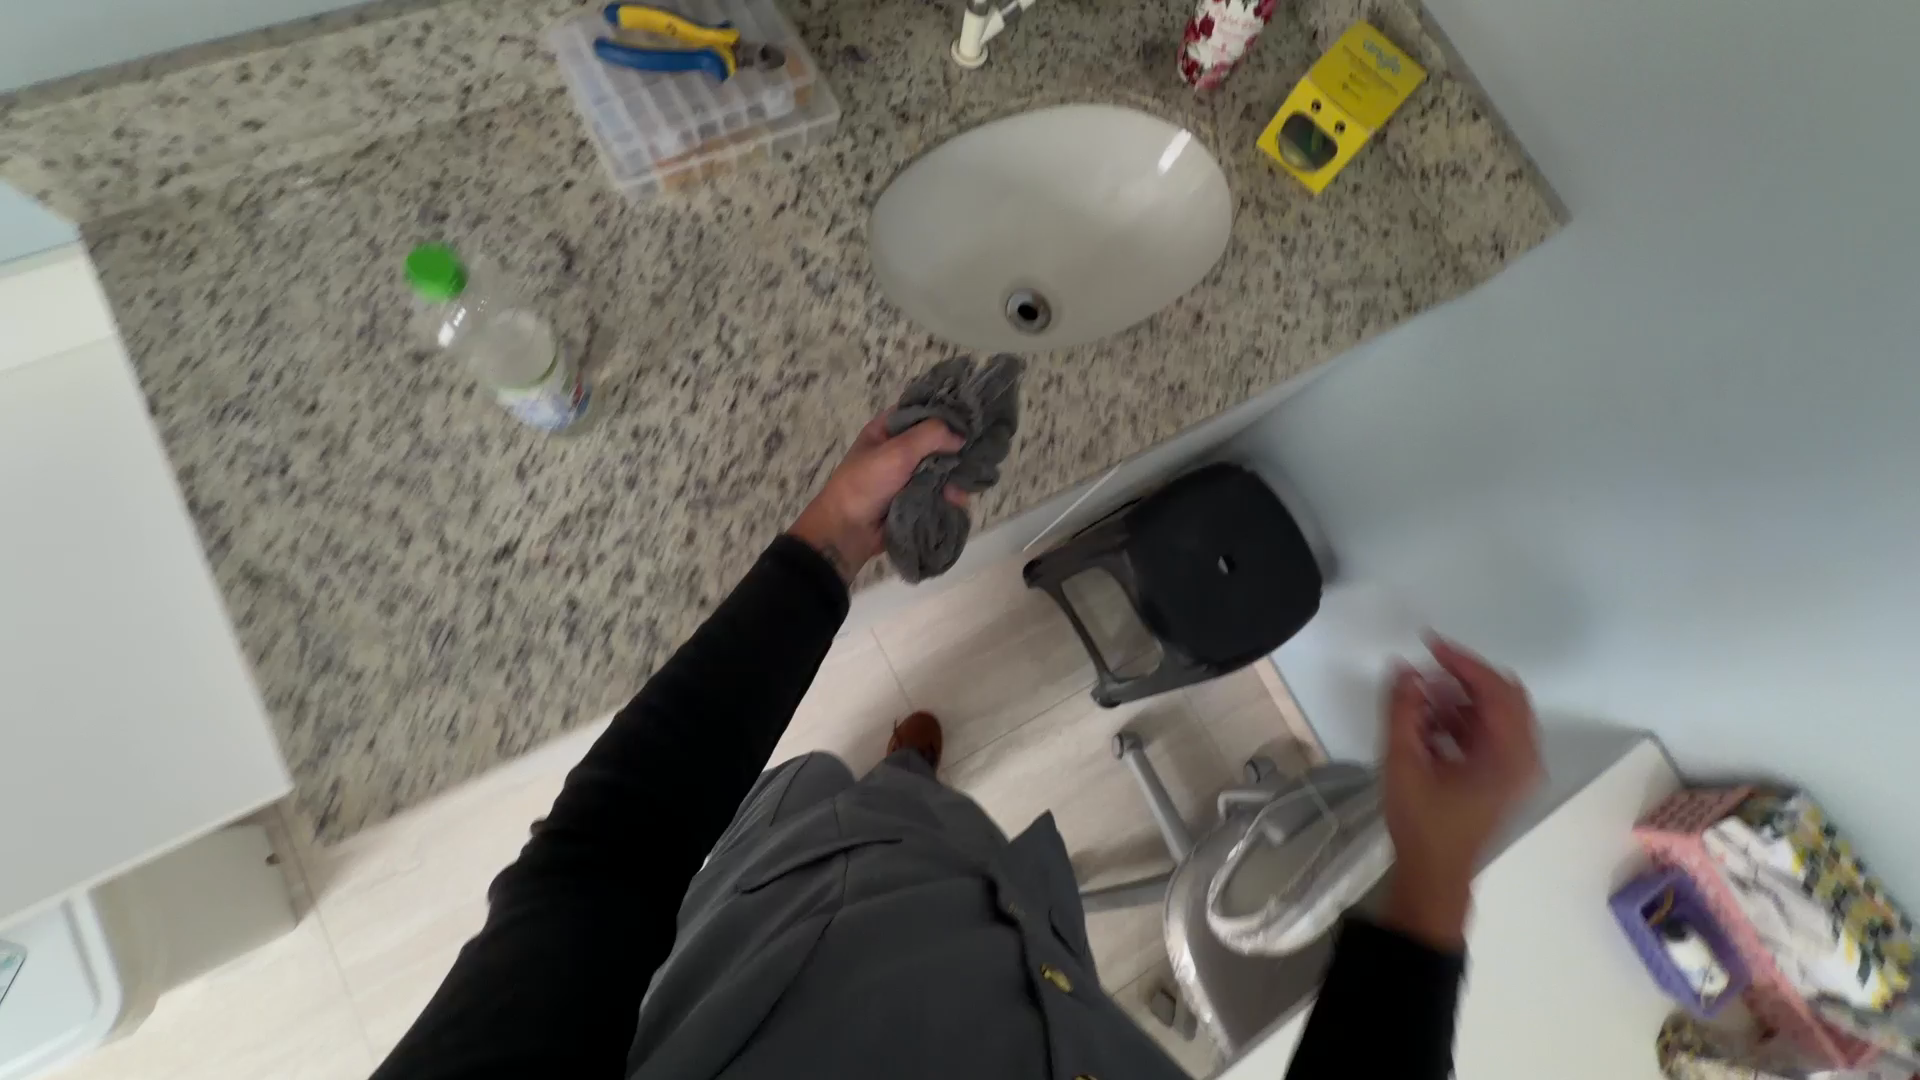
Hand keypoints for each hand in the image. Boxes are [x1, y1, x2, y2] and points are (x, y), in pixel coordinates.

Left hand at [788, 412, 965, 582]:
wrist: (848, 532)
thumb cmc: (866, 483)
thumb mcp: (896, 451)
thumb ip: (931, 435)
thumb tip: (961, 436)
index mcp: (888, 430)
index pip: (922, 411)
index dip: (945, 412)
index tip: (971, 416)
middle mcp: (901, 449)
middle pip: (938, 441)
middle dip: (955, 450)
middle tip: (974, 456)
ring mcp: (910, 475)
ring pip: (943, 468)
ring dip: (954, 477)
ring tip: (961, 488)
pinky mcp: (917, 498)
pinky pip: (941, 491)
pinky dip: (950, 495)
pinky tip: (956, 500)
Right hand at [1379, 635, 1540, 950]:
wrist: (1434, 870)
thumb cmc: (1421, 819)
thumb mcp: (1403, 760)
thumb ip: (1403, 710)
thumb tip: (1404, 668)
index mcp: (1508, 754)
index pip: (1495, 690)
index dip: (1462, 661)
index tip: (1427, 644)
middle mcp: (1522, 757)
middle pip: (1503, 697)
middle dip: (1462, 677)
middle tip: (1424, 670)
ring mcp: (1514, 767)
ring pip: (1494, 713)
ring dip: (1457, 699)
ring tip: (1417, 701)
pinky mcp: (1499, 774)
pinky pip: (1486, 730)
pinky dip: (1458, 718)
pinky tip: (1425, 724)